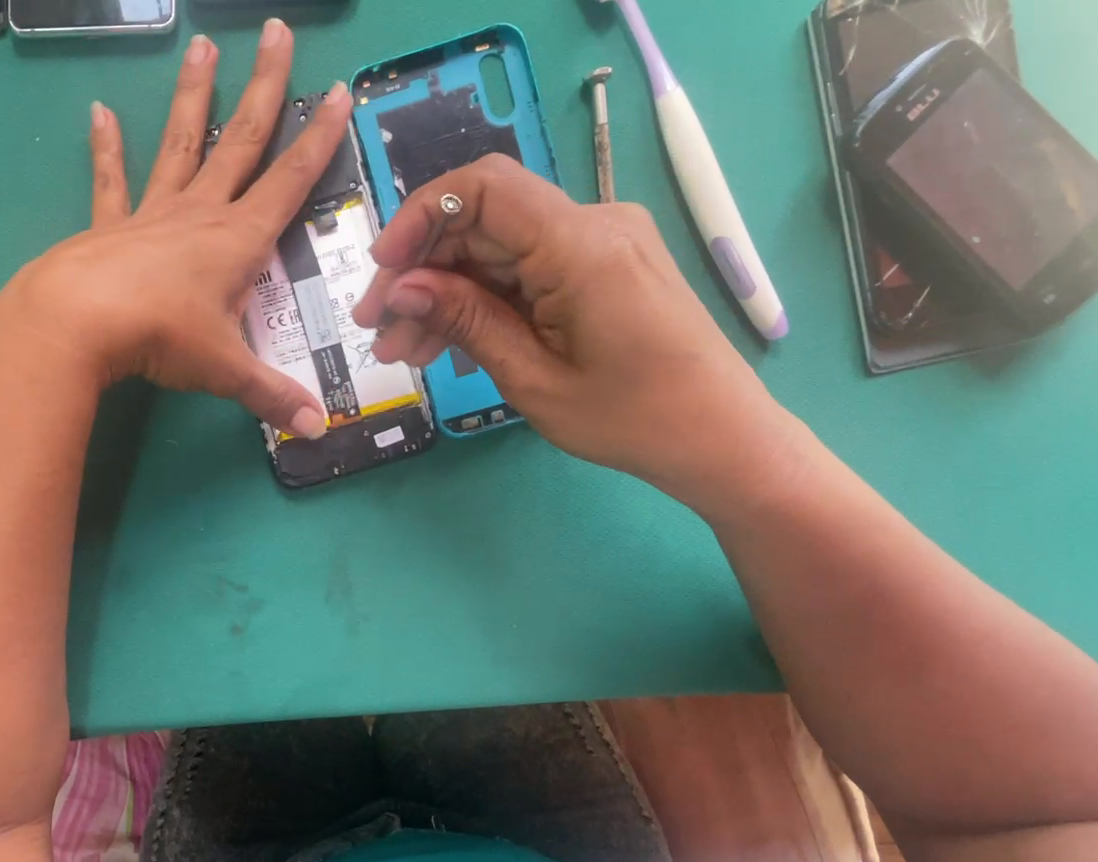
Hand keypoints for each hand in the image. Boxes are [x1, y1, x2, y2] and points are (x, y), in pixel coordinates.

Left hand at [0, 21, 349, 439]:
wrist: (79, 325)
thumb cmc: (159, 338)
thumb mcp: (224, 370)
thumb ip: (272, 396)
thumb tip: (319, 430)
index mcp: (237, 240)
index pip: (290, 182)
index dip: (318, 140)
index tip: (338, 93)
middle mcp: (200, 214)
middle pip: (241, 142)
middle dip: (265, 87)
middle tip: (277, 33)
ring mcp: (152, 214)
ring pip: (182, 146)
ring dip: (194, 97)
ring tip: (202, 47)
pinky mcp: (109, 227)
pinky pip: (111, 182)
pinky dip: (106, 149)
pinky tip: (99, 112)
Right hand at [349, 155, 808, 510]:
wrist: (718, 436)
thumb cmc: (630, 418)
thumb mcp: (532, 378)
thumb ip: (467, 321)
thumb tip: (402, 288)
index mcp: (580, 245)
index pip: (484, 188)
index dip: (421, 218)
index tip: (383, 272)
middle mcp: (592, 224)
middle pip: (482, 224)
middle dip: (420, 274)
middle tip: (379, 333)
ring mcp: (599, 243)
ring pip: (496, 251)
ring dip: (444, 295)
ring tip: (405, 354)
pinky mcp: (600, 266)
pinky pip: (524, 270)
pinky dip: (482, 302)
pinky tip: (449, 346)